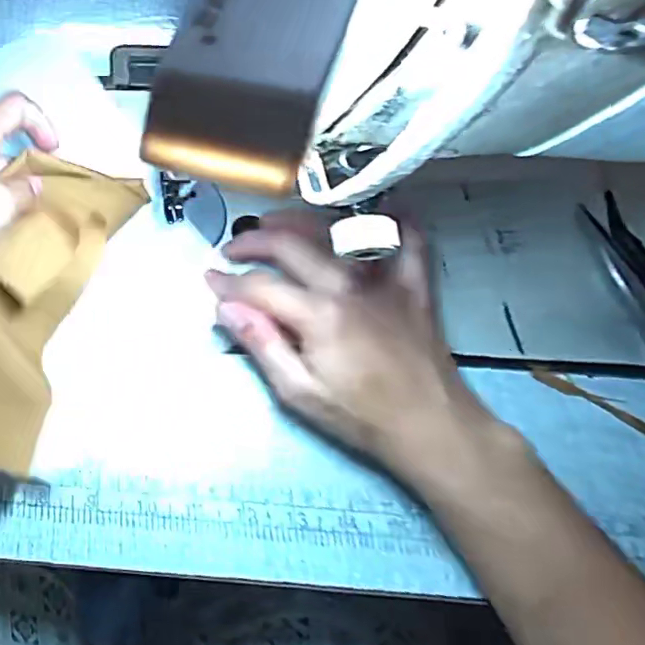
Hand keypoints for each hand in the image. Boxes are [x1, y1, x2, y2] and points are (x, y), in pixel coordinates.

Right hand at [206, 214, 498, 474]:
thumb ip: (261, 344)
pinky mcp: (413, 285)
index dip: (227, 282)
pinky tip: (365, 215)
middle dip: (252, 242)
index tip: (209, 280)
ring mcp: (385, 281)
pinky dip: (388, 221)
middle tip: (230, 250)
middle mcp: (350, 286)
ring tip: (273, 224)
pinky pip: (407, 239)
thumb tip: (226, 308)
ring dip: (299, 220)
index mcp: (319, 315)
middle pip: (290, 245)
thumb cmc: (361, 417)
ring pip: (336, 230)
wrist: (435, 429)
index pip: (259, 286)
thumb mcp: (298, 392)